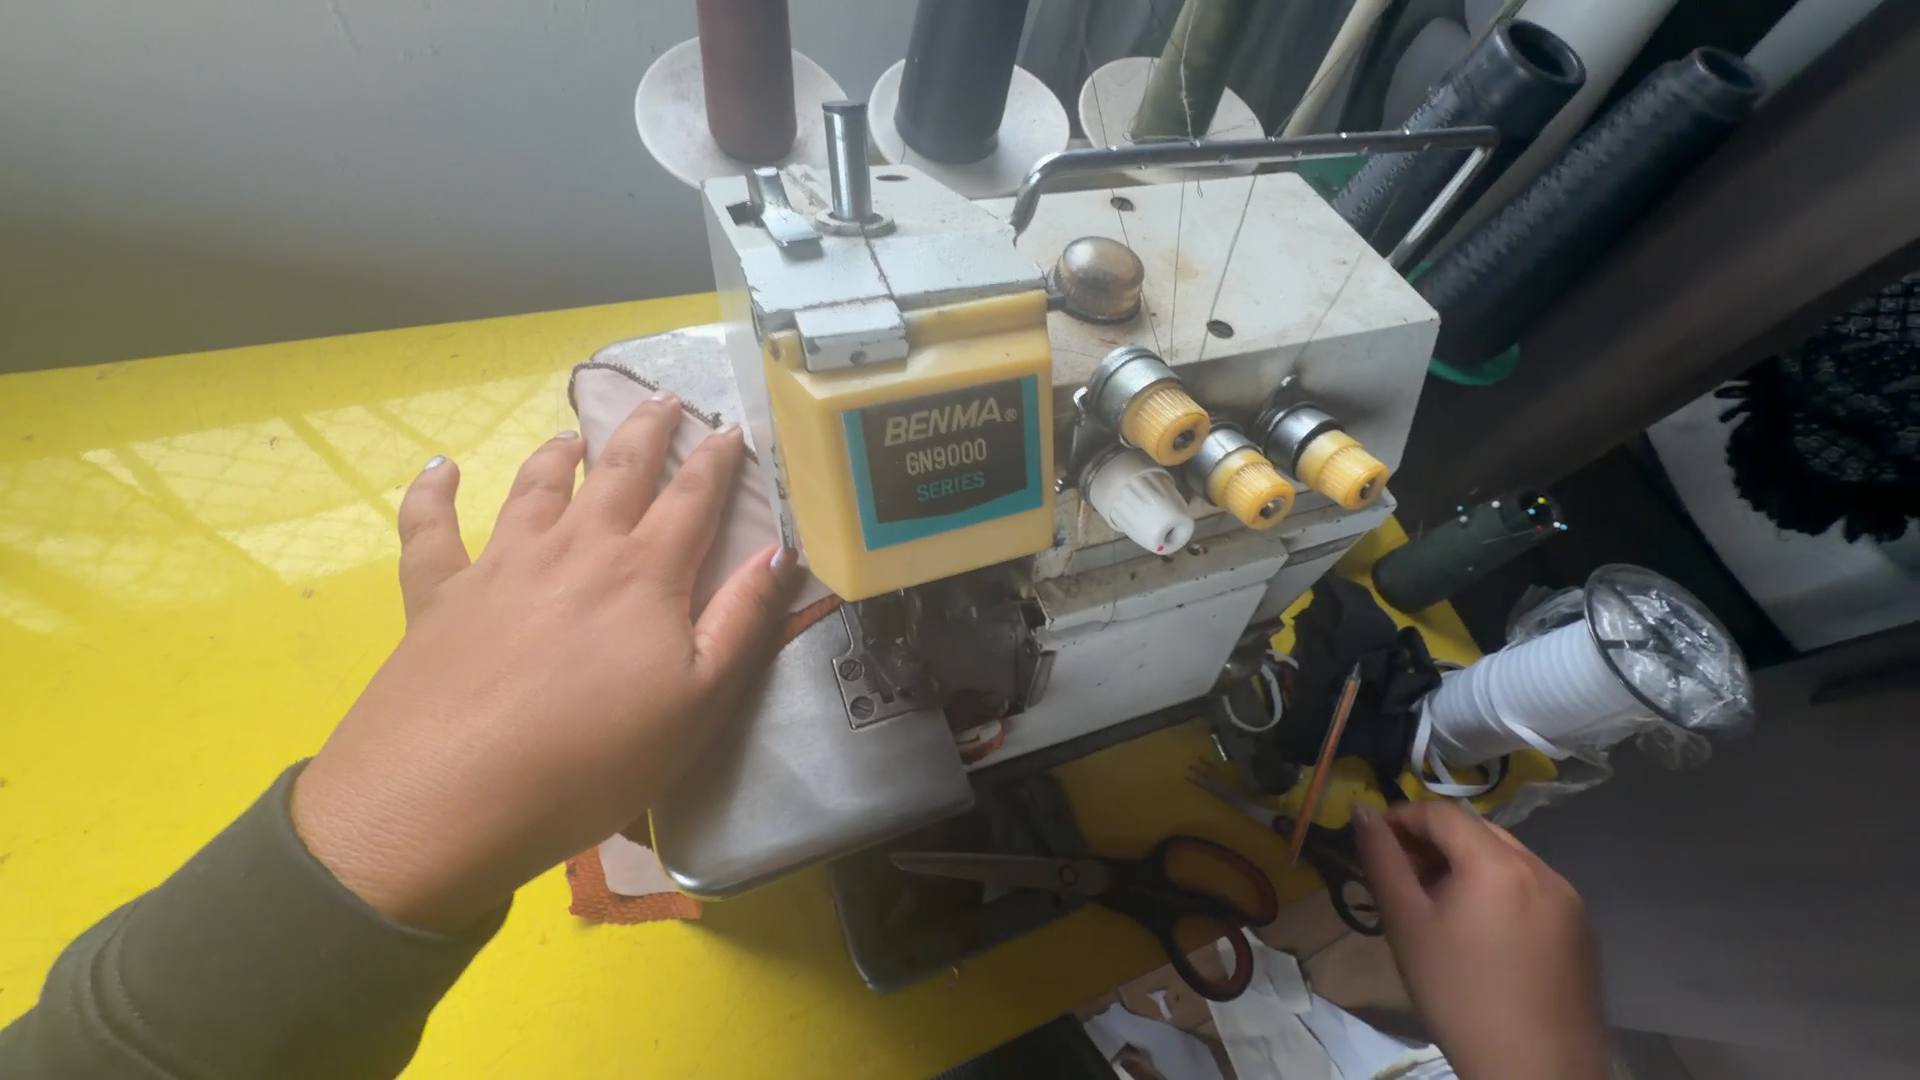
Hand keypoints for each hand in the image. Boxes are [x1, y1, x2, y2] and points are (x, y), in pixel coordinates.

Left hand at [290, 394, 801, 931]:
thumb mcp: (700, 701)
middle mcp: (575, 549)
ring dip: (561, 451)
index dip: (718, 460)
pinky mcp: (437, 596)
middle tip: (665, 399)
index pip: (693, 497)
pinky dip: (433, 492)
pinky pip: (430, 529)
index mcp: (643, 573)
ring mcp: (500, 566)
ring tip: (577, 432)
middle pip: (618, 470)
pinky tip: (440, 467)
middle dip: (647, 430)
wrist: (440, 807)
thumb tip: (779, 551)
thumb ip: (743, 620)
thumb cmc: (592, 759)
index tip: (734, 427)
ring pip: (536, 485)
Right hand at [1353, 801, 1607, 1079]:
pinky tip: (1478, 929)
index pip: (1441, 812)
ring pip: (1504, 857)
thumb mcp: (1405, 920)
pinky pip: (1529, 887)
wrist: (1536, 1075)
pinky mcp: (1582, 932)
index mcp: (1498, 864)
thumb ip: (1381, 856)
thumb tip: (1362, 811)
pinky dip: (1495, 887)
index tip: (1376, 845)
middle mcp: (1542, 871)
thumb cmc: (1457, 992)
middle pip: (1475, 830)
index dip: (1401, 818)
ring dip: (1464, 862)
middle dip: (1432, 840)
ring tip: (1437, 903)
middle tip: (1402, 875)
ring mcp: (1569, 902)